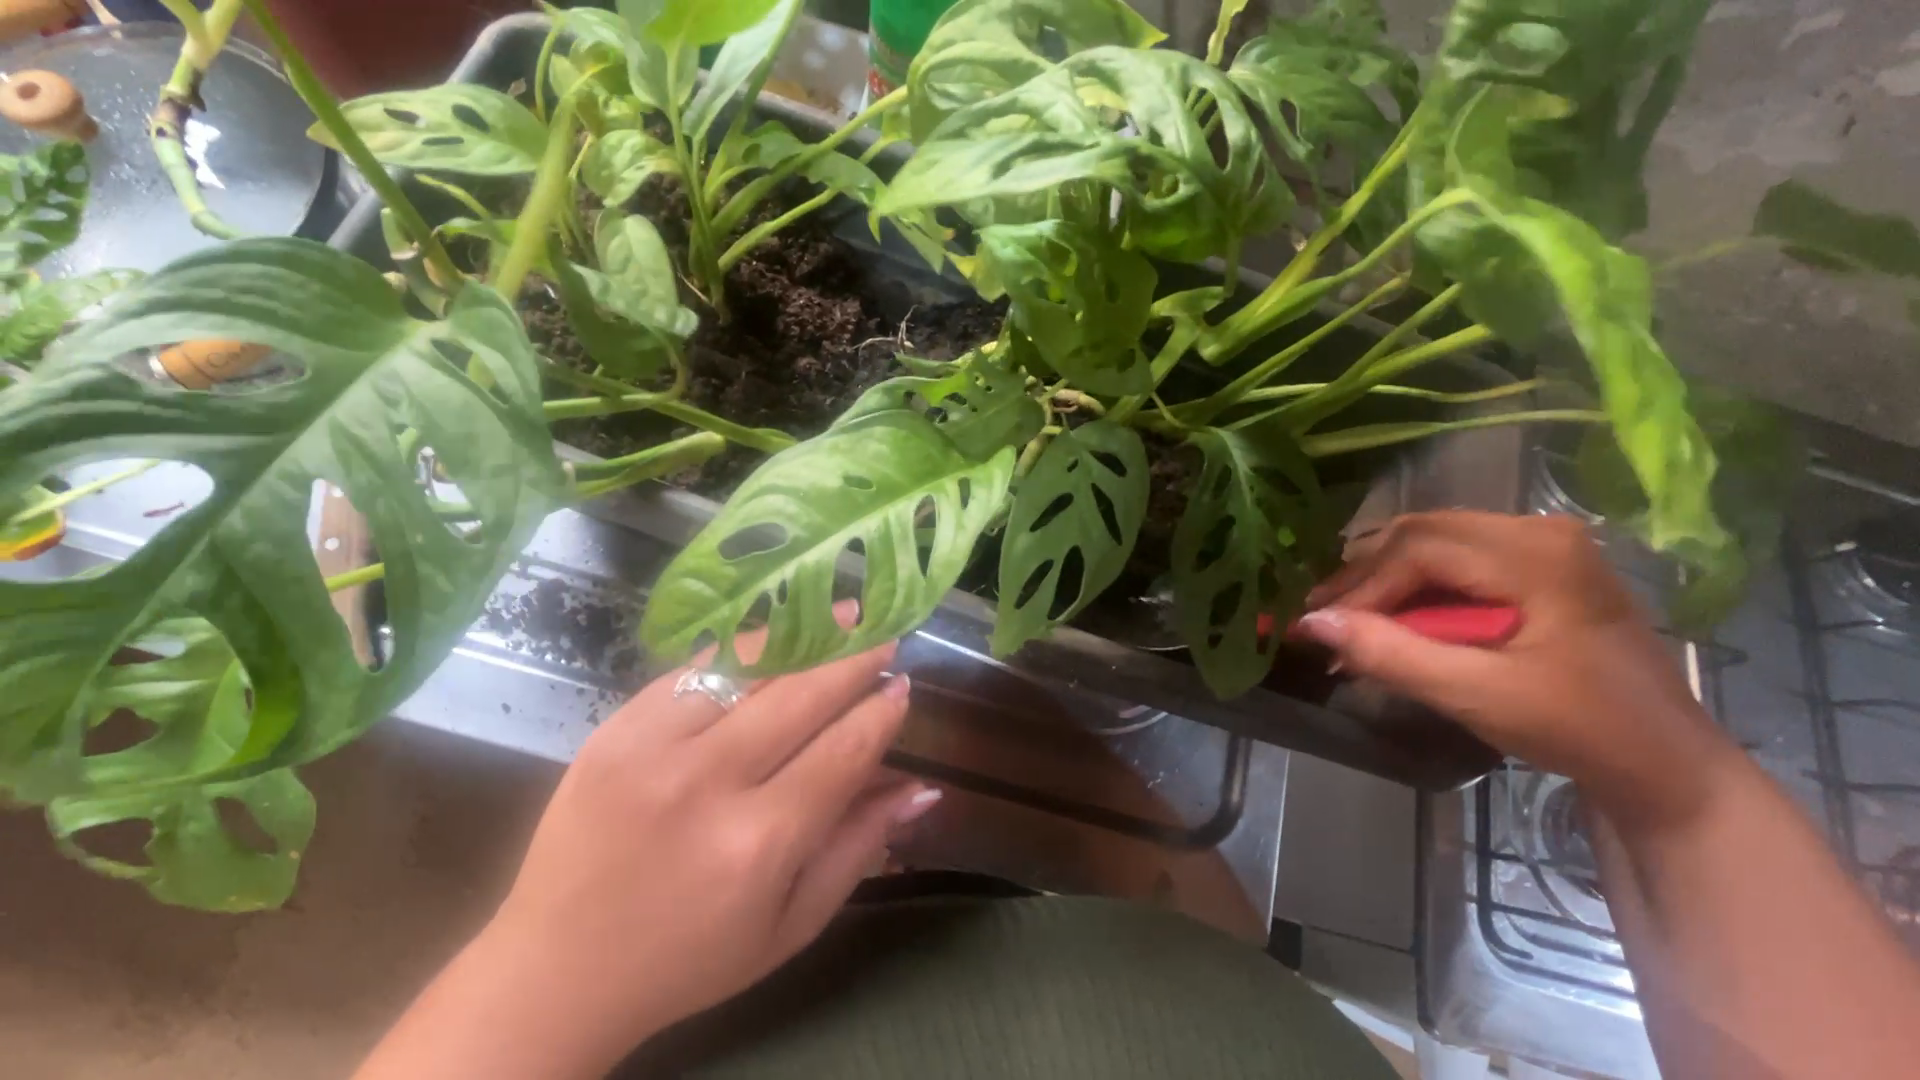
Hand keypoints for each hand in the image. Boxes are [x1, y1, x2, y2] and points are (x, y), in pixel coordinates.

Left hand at [420, 615, 937, 1076]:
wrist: (557, 969)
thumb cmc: (692, 959)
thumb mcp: (791, 924)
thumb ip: (859, 848)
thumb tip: (923, 789)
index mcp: (759, 842)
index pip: (843, 751)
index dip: (881, 713)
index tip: (904, 687)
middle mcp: (707, 782)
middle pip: (801, 695)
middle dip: (854, 659)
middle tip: (885, 634)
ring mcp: (651, 747)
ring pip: (746, 669)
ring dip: (803, 636)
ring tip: (843, 614)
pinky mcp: (612, 730)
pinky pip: (692, 673)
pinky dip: (740, 651)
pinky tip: (770, 638)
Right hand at [1295, 511, 1743, 830]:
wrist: (1665, 764)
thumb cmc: (1578, 727)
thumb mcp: (1476, 693)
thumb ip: (1391, 654)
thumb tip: (1311, 624)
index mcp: (1535, 552)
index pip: (1418, 548)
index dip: (1361, 585)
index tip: (1317, 626)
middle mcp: (1538, 531)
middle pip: (1423, 534)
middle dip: (1367, 576)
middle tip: (1323, 618)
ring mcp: (1544, 546)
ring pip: (1435, 544)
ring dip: (1388, 581)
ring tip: (1350, 621)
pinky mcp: (1542, 569)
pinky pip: (1459, 562)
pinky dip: (1418, 590)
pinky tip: (1394, 621)